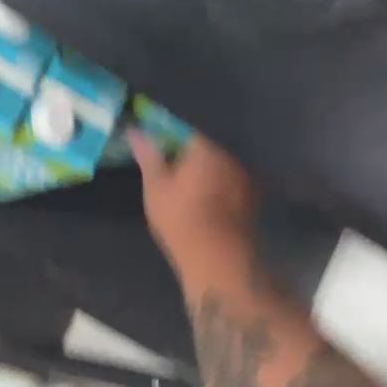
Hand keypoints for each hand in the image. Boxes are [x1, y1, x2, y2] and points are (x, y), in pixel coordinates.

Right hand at [128, 133, 256, 267]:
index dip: (165, 140)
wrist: (217, 256)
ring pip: (216, 170)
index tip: (151, 153)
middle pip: (202, 151)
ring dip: (201, 176)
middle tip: (163, 176)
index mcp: (205, 151)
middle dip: (184, 159)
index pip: (183, 133)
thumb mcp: (155, 185)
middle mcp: (230, 159)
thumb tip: (135, 130)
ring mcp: (244, 180)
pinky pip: (227, 187)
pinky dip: (214, 191)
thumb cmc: (179, 217)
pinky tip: (201, 208)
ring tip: (181, 194)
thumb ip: (148, 156)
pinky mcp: (251, 201)